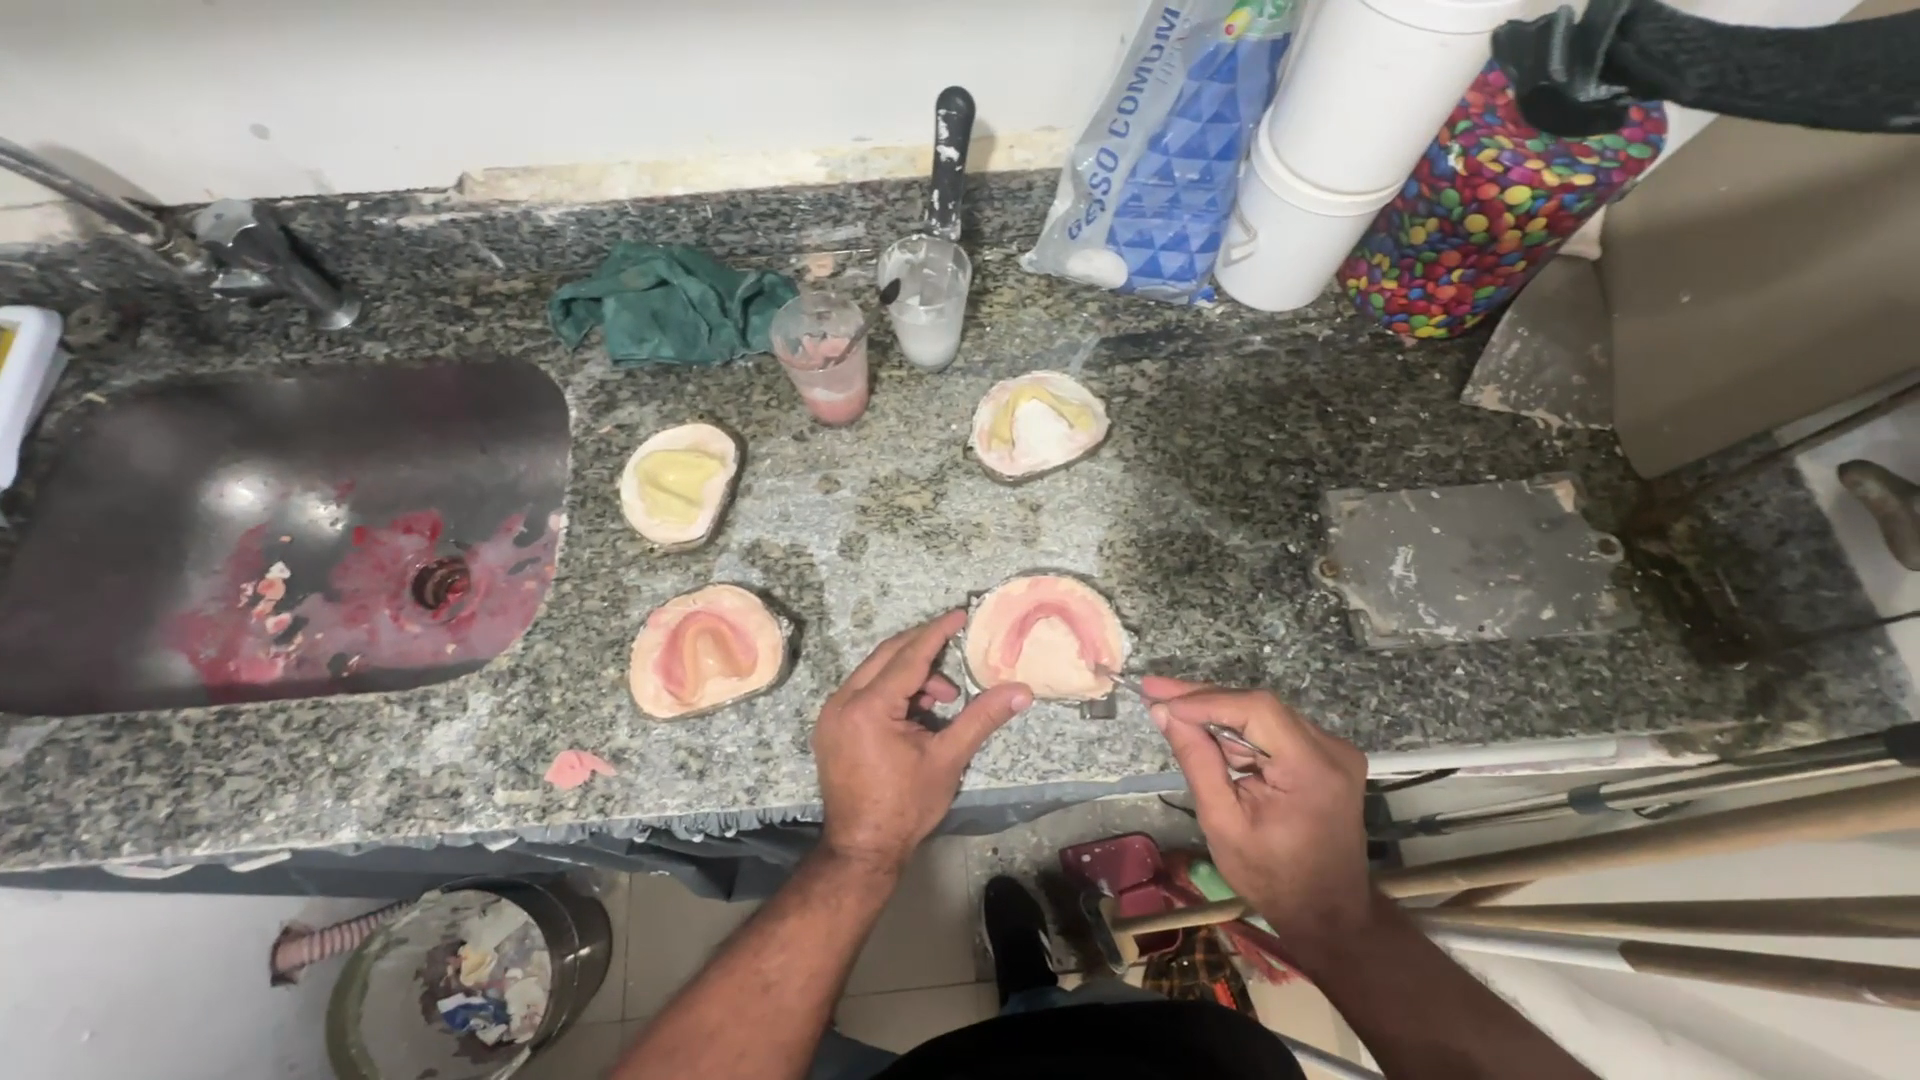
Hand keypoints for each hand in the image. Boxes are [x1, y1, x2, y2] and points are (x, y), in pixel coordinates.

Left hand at [814, 611, 1032, 873]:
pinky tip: (917, 711)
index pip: (909, 655)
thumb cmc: (905, 805)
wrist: (862, 847)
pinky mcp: (831, 727)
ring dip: (910, 674)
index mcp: (868, 706)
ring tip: (943, 699)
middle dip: (924, 649)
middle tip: (956, 647)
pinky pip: (863, 691)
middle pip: (887, 655)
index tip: (960, 614)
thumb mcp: (948, 759)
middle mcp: (842, 701)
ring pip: (874, 672)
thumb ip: (982, 717)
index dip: (937, 632)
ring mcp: (832, 714)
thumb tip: (1022, 690)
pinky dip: (892, 690)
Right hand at [1142, 676, 1373, 960]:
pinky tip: (1205, 733)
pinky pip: (1274, 730)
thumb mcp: (1222, 822)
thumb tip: (1164, 712)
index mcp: (1311, 768)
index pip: (1256, 710)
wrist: (1328, 912)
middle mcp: (1331, 749)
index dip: (1205, 700)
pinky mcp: (1327, 757)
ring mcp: (1334, 751)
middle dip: (1203, 699)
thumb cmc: (1271, 877)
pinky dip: (1238, 731)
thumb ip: (1197, 761)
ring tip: (1170, 711)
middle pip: (1259, 706)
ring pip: (1264, 715)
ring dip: (1217, 713)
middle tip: (1154, 690)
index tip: (1159, 698)